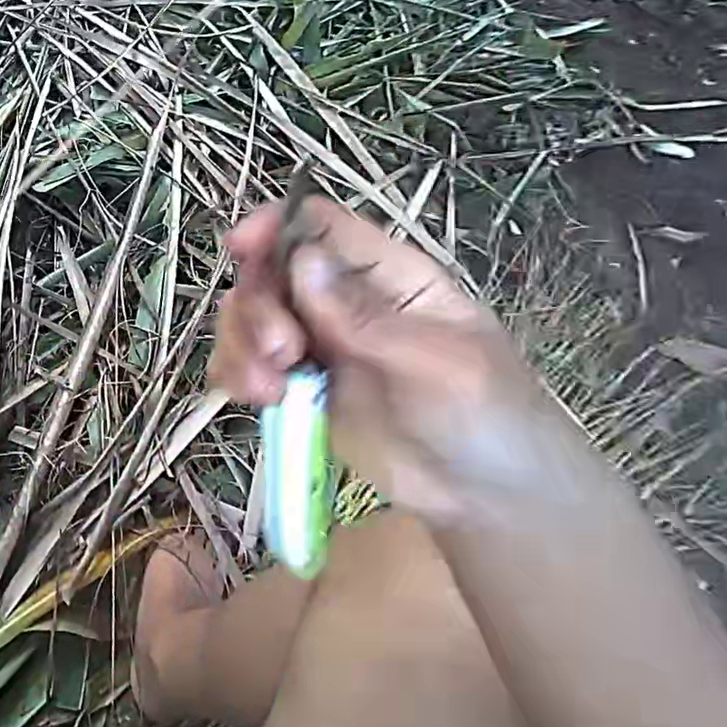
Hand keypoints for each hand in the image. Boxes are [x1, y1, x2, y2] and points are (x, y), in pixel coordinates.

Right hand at [210, 197, 561, 522]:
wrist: (490, 502)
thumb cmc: (491, 421)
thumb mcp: (441, 365)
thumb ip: (365, 317)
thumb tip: (302, 261)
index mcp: (386, 273)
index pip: (318, 224)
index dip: (273, 225)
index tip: (242, 248)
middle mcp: (339, 298)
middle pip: (268, 271)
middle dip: (259, 307)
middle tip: (284, 353)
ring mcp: (313, 341)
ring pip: (247, 315)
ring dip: (242, 345)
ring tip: (272, 389)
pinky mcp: (294, 382)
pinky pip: (242, 360)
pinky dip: (235, 372)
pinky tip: (259, 398)